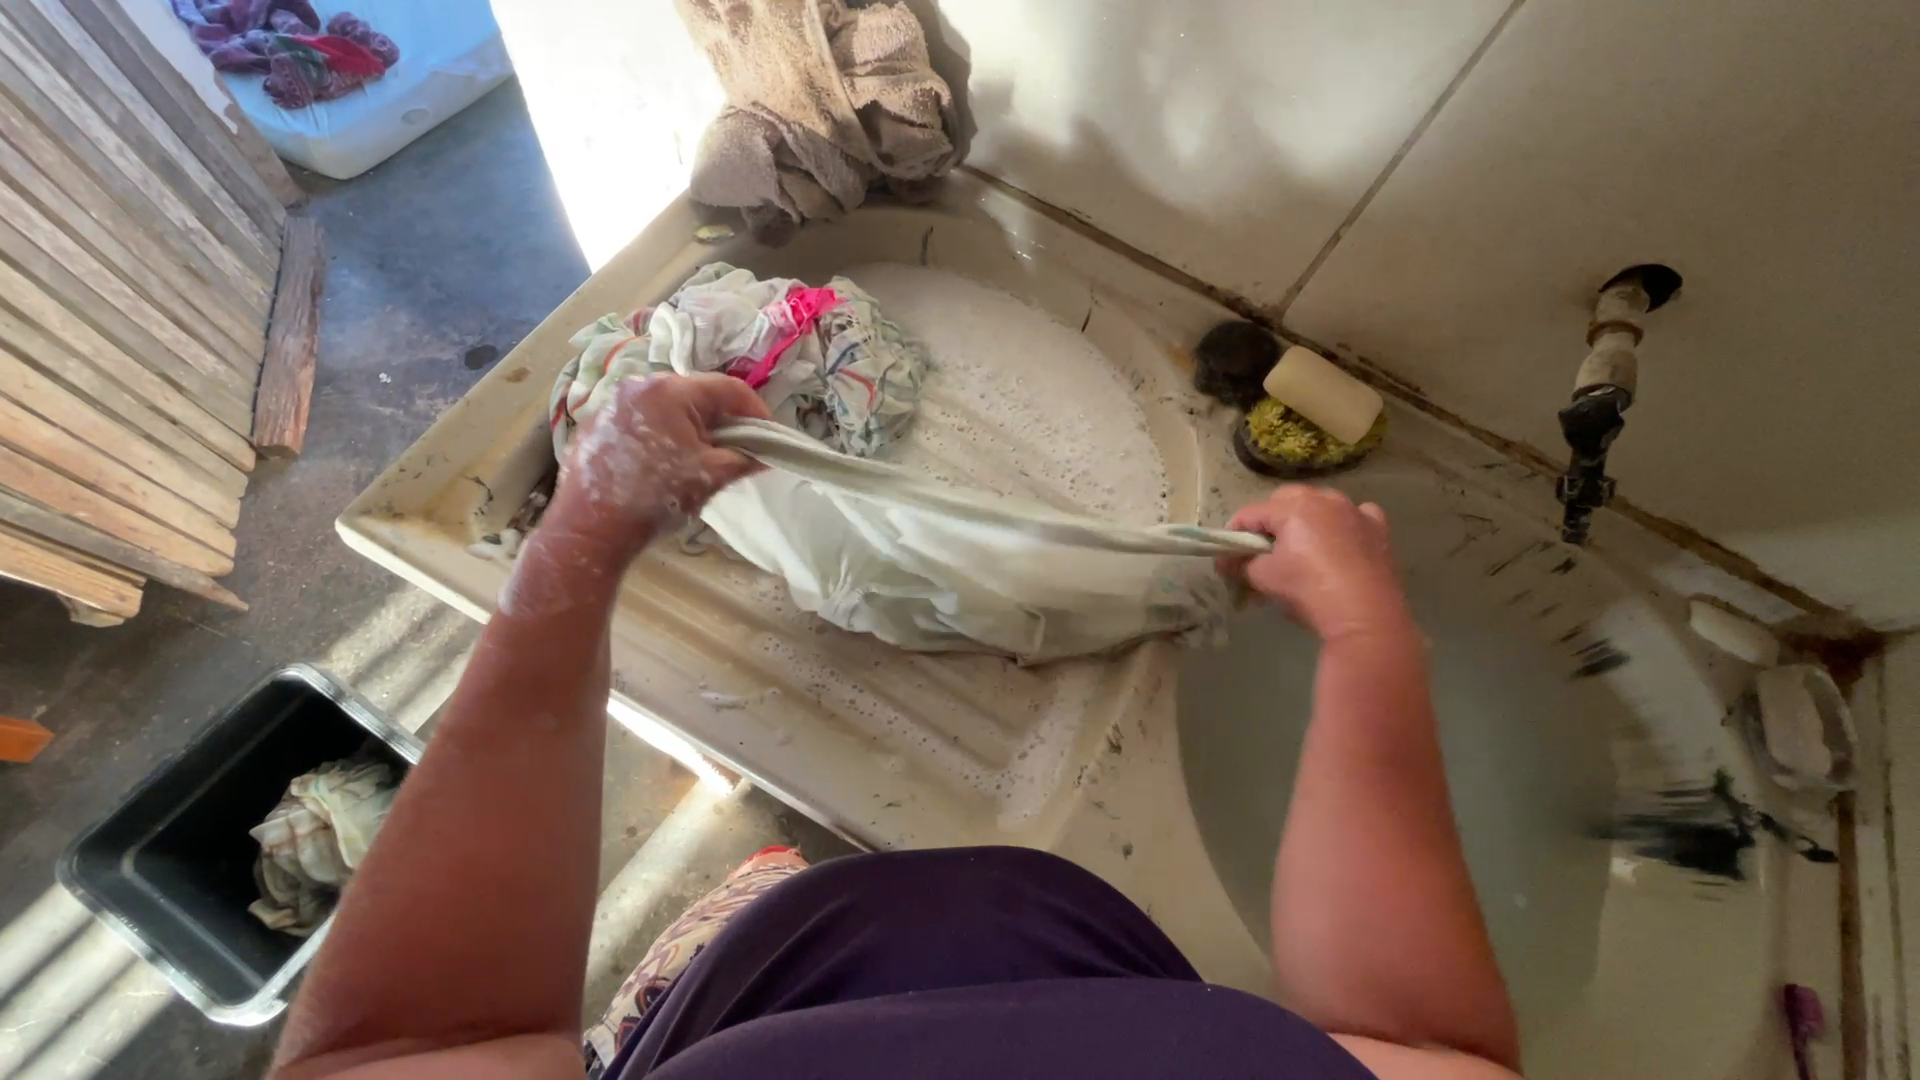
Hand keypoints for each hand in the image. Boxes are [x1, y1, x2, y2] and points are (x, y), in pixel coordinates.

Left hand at [547, 373, 770, 561]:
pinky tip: (667, 463)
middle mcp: (641, 385)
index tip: (770, 436)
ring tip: (702, 458)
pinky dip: (665, 434)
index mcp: (672, 391)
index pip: (729, 389)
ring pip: (671, 406)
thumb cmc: (657, 497)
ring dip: (693, 427)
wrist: (592, 527)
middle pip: (699, 394)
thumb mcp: (712, 477)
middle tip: (738, 449)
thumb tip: (765, 455)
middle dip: (723, 420)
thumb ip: (744, 458)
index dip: (756, 411)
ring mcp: (616, 401)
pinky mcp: (600, 421)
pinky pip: (646, 418)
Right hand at [1216, 486, 1412, 642]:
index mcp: (1293, 508)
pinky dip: (1344, 523)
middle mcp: (1325, 500)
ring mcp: (1355, 512)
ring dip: (1307, 517)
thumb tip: (1222, 562)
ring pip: (1322, 503)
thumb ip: (1239, 565)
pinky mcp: (1378, 529)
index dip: (1234, 531)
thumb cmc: (1308, 590)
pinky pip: (1355, 515)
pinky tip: (1339, 542)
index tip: (1228, 552)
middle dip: (1271, 519)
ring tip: (1301, 545)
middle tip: (1264, 548)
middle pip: (1286, 499)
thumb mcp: (1264, 578)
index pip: (1251, 512)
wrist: (1364, 616)